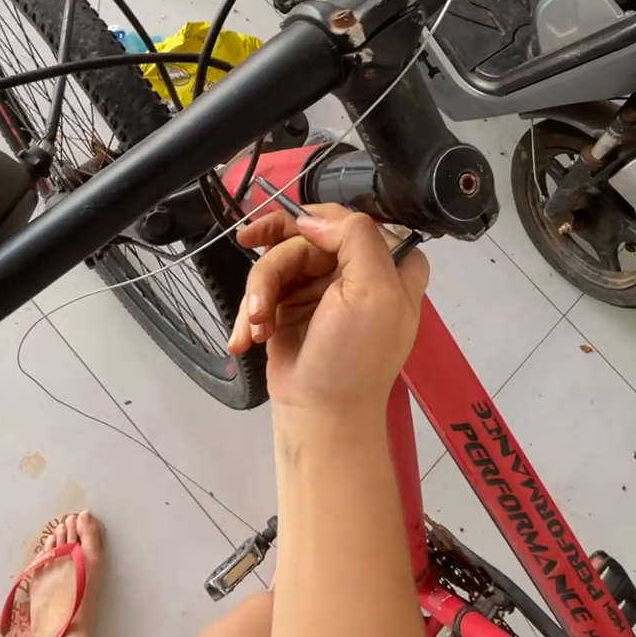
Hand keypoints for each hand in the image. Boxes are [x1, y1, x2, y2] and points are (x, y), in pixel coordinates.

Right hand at [230, 205, 428, 420]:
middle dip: (273, 272)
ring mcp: (321, 287)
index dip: (308, 223)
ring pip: (275, 262)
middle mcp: (355, 268)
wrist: (321, 417)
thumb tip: (311, 220)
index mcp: (389, 261)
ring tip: (256, 330)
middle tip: (259, 303)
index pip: (344, 219)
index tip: (277, 238)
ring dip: (259, 297)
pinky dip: (251, 314)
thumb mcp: (373, 292)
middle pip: (300, 240)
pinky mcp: (291, 305)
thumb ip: (356, 239)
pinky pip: (262, 289)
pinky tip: (246, 338)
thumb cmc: (354, 358)